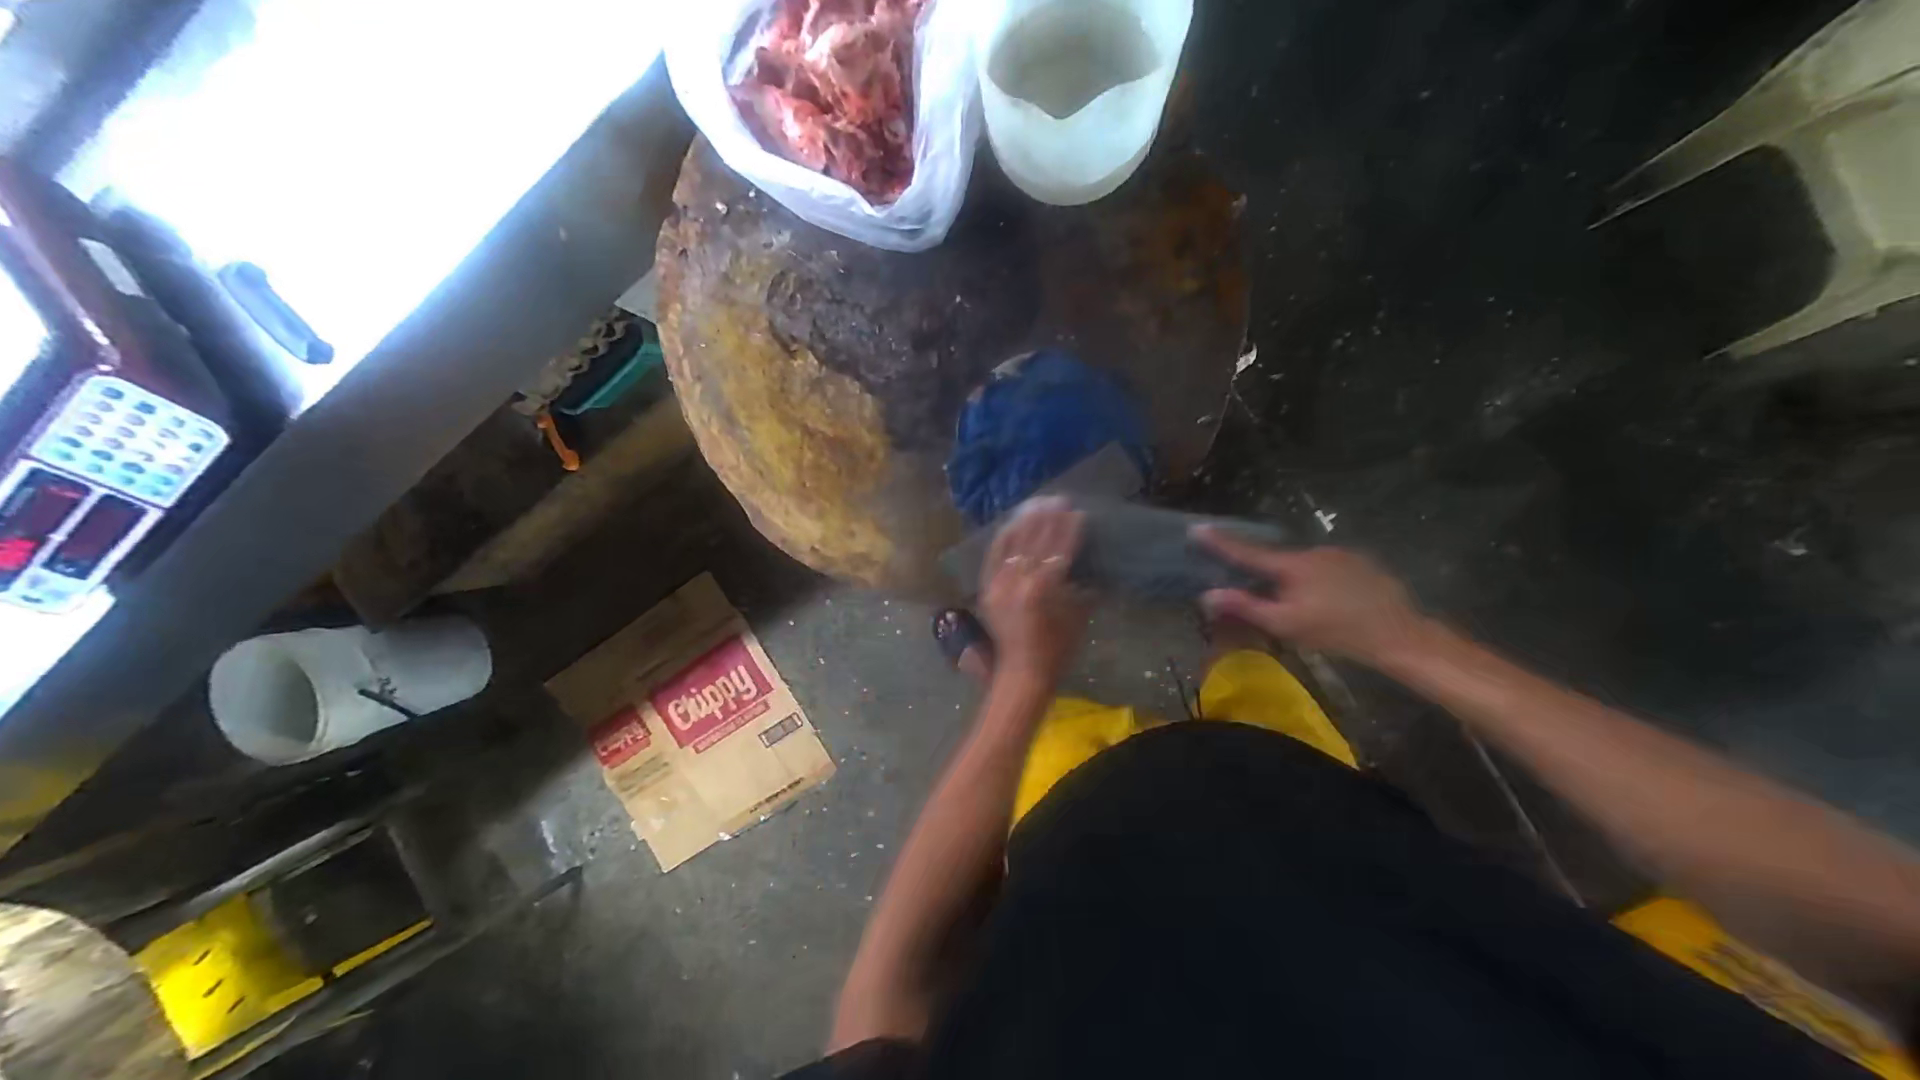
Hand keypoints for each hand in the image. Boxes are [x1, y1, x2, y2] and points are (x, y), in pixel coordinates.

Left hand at [980, 497, 1089, 689]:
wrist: (1023, 673)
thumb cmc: (1058, 649)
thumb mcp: (1078, 616)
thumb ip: (1083, 587)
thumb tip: (1088, 564)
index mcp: (1043, 590)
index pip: (1059, 551)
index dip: (1069, 530)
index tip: (1077, 512)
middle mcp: (1018, 583)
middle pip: (1035, 543)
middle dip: (1047, 519)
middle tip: (1058, 499)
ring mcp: (999, 585)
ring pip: (1013, 545)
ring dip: (1025, 522)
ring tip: (1036, 505)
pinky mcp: (987, 589)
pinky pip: (994, 556)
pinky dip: (1004, 538)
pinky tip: (1012, 523)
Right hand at [1192, 527, 1430, 666]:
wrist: (1401, 636)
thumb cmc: (1337, 632)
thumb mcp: (1286, 624)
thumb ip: (1246, 607)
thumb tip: (1207, 594)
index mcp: (1293, 564)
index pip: (1247, 551)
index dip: (1220, 541)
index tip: (1197, 527)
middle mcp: (1315, 551)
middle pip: (1277, 560)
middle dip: (1267, 574)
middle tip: (1268, 598)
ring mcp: (1341, 555)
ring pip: (1304, 565)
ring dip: (1296, 580)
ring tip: (1306, 608)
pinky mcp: (1361, 564)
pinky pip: (1327, 568)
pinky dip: (1319, 581)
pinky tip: (1330, 602)